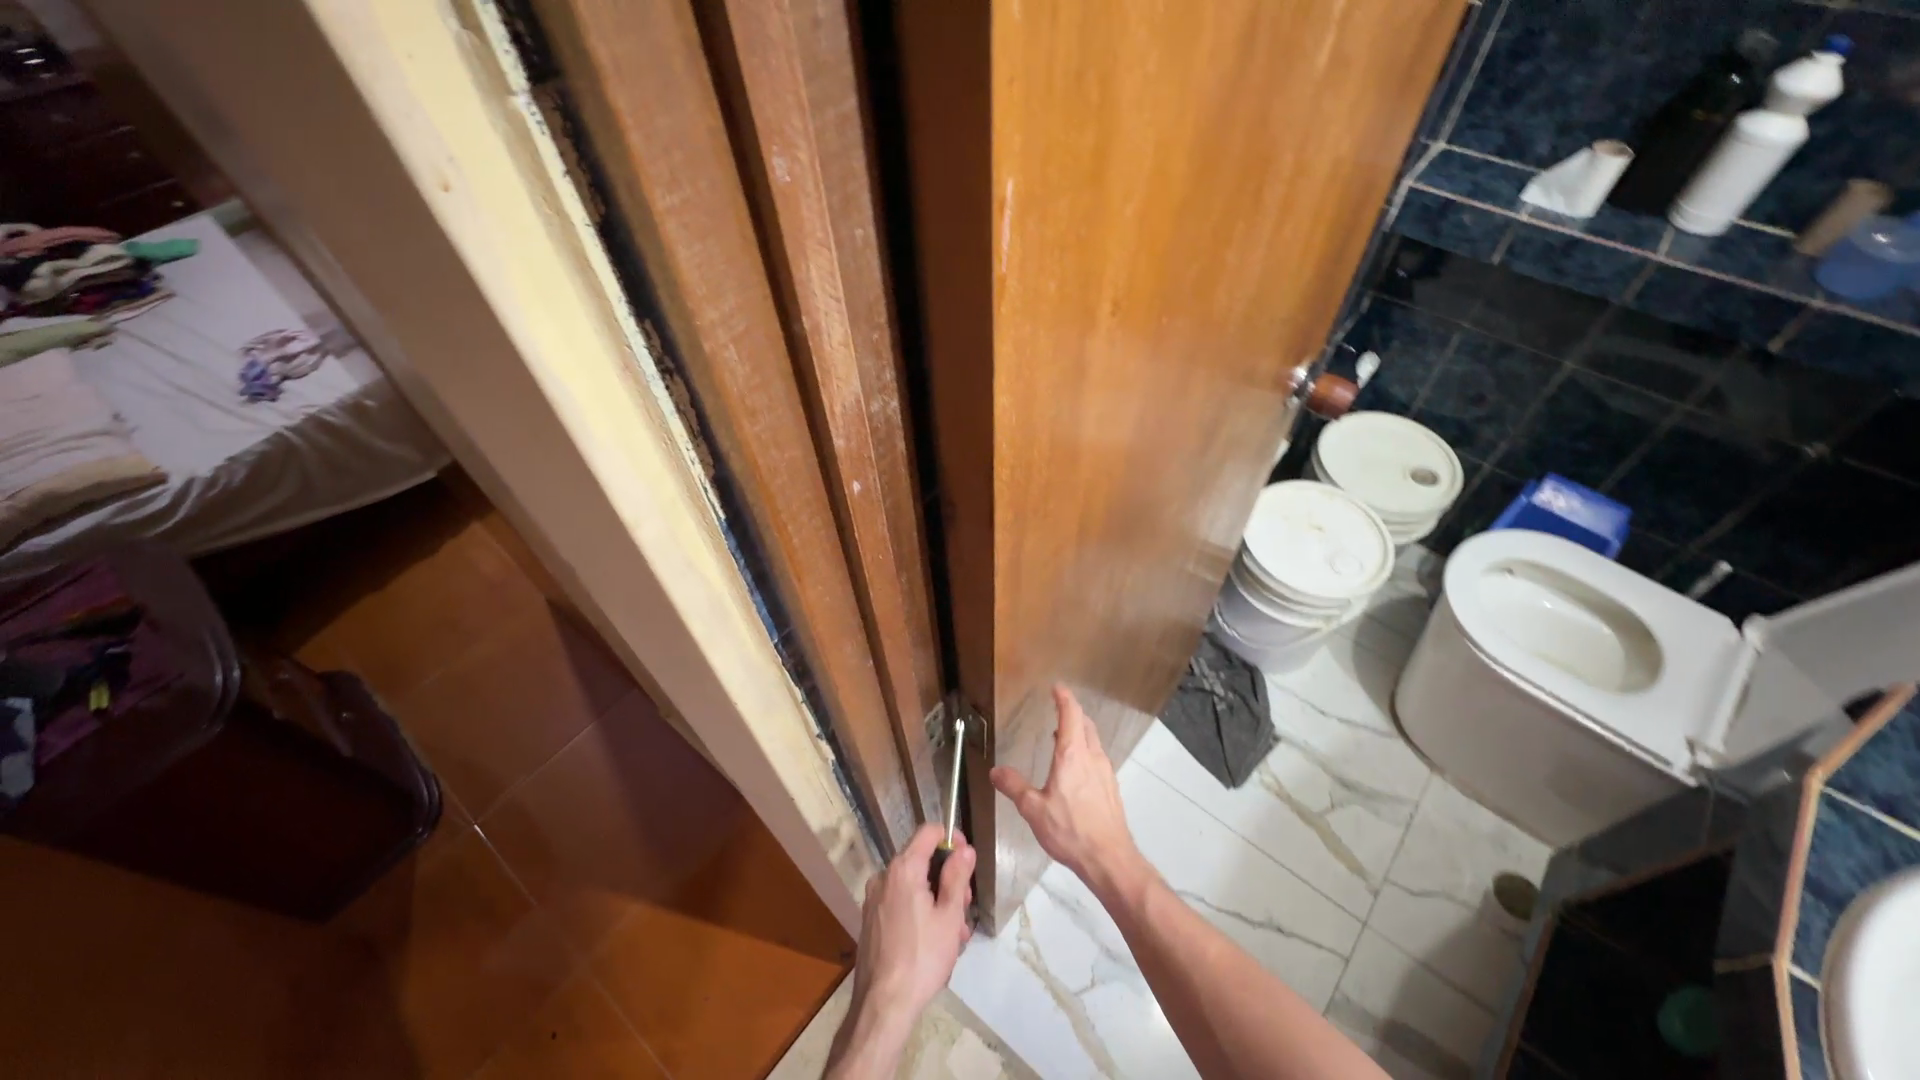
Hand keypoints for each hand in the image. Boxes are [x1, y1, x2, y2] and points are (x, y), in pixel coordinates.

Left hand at [831, 823, 974, 1076]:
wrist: (884, 1004)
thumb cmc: (922, 957)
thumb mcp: (949, 916)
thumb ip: (957, 877)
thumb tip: (964, 848)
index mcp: (902, 870)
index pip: (928, 832)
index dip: (951, 839)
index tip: (967, 858)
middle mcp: (883, 878)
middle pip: (922, 861)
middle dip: (948, 879)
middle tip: (965, 907)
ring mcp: (874, 900)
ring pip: (914, 887)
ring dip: (938, 902)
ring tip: (955, 934)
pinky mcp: (872, 921)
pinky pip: (902, 904)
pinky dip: (921, 913)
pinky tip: (936, 942)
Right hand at [991, 685, 1144, 897]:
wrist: (1109, 858)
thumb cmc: (1070, 831)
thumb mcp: (1033, 809)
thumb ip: (1014, 787)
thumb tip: (995, 771)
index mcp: (1072, 756)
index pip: (1071, 716)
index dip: (1064, 698)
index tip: (1057, 688)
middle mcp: (1092, 758)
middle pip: (1086, 725)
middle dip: (1073, 714)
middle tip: (1060, 710)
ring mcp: (1105, 773)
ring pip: (1094, 743)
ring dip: (1080, 734)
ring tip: (1063, 739)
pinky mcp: (1111, 789)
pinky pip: (1098, 760)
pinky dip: (1086, 753)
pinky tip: (1076, 771)